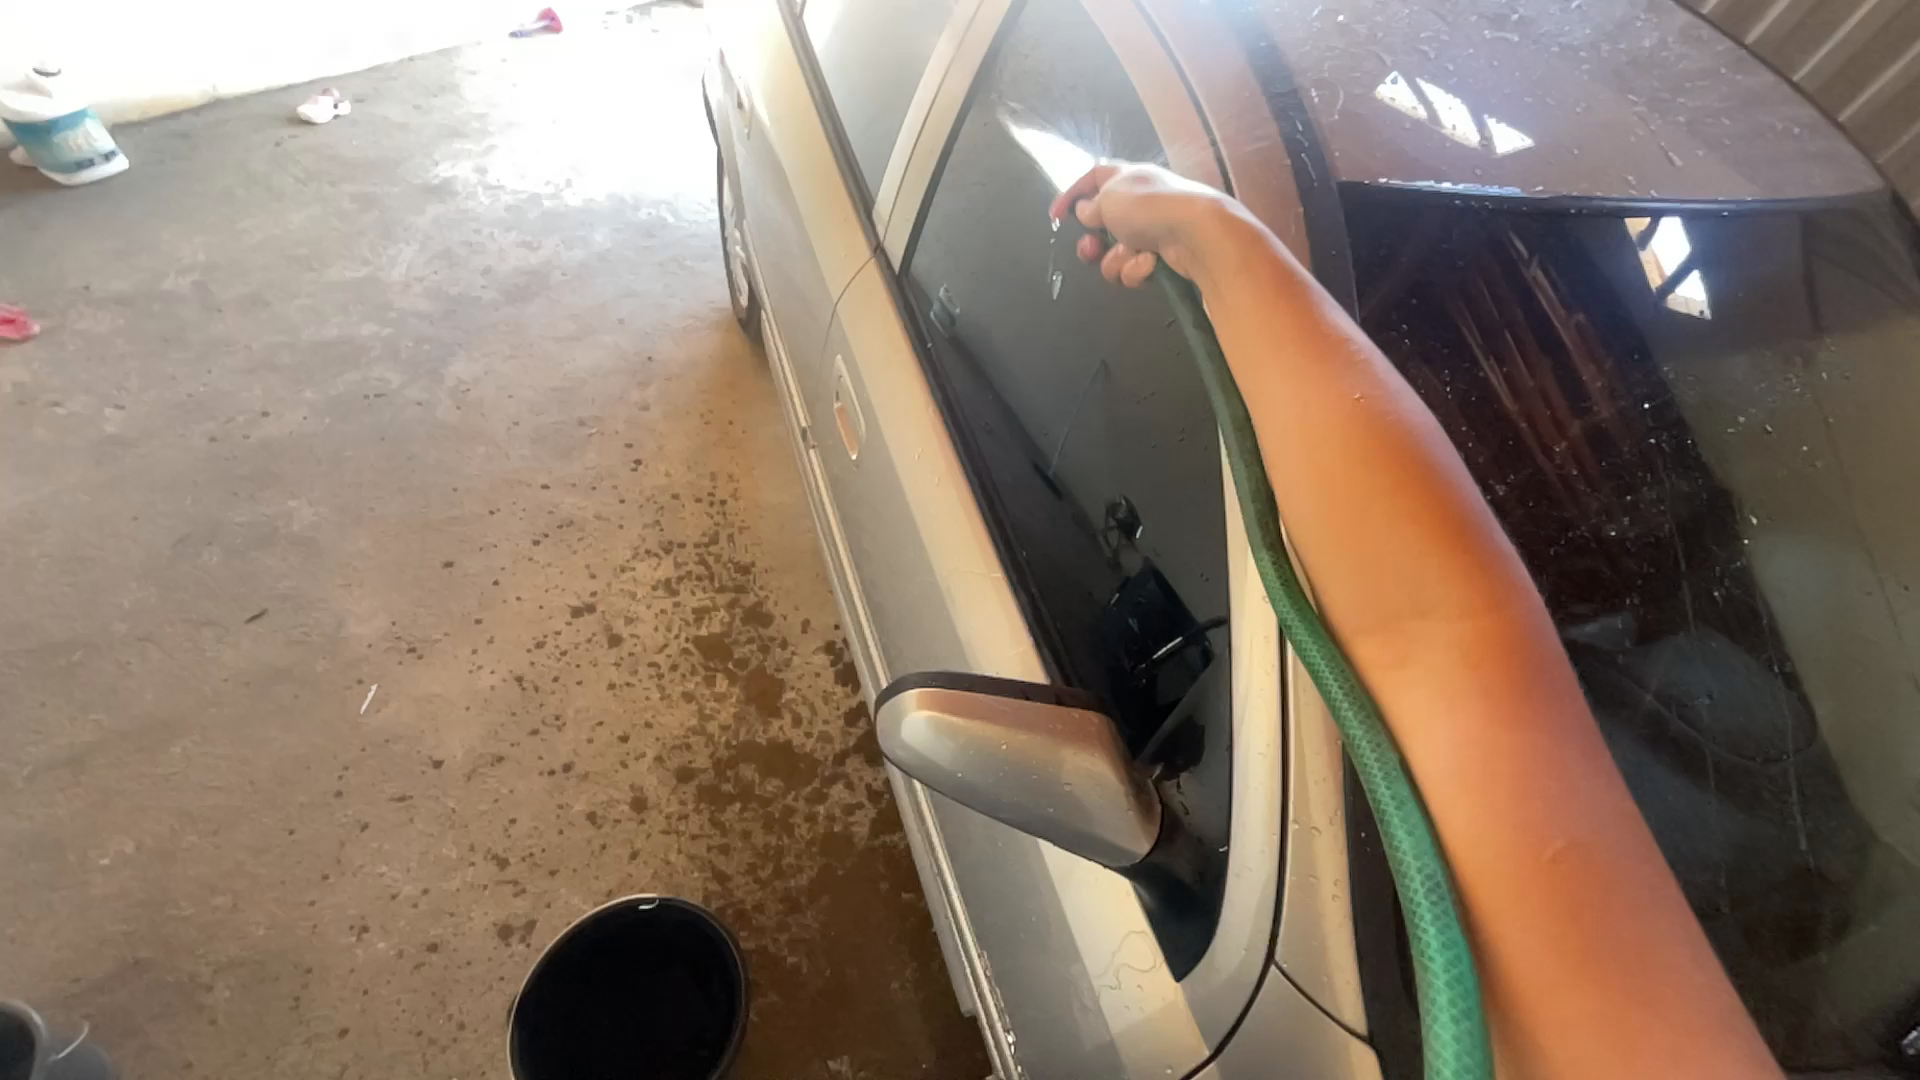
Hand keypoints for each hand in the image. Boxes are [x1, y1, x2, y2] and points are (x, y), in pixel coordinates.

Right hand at [1047, 162, 1234, 288]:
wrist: (1195, 235)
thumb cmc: (1150, 208)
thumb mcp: (1109, 199)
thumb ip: (1090, 207)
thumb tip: (1085, 211)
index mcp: (1127, 179)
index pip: (1093, 177)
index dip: (1072, 194)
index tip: (1056, 215)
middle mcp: (1139, 204)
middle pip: (1100, 227)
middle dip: (1092, 244)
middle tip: (1090, 251)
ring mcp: (1150, 233)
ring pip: (1114, 255)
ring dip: (1116, 260)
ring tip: (1131, 255)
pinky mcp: (1160, 260)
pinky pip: (1132, 271)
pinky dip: (1136, 270)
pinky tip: (1150, 264)